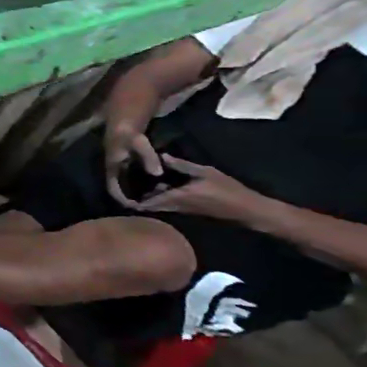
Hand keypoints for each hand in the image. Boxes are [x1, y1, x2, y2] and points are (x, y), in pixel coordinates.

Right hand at [102, 122, 161, 207]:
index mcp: (112, 167)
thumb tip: (158, 173)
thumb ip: (148, 157)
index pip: (112, 189)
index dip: (121, 200)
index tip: (135, 207)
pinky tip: (154, 185)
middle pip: (120, 189)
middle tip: (147, 205)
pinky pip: (133, 178)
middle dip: (132, 198)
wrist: (124, 121)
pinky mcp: (128, 163)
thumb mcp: (139, 143)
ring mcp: (121, 167)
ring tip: (153, 197)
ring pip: (127, 184)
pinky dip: (142, 183)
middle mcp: (114, 169)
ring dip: (137, 191)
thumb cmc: (128, 132)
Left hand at [137, 156, 270, 223]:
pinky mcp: (190, 210)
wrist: (245, 209)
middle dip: (139, 201)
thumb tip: (161, 156)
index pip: (150, 202)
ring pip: (161, 206)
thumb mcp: (204, 172)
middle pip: (152, 206)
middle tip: (124, 192)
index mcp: (177, 198)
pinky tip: (158, 190)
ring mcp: (184, 210)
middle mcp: (177, 207)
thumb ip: (182, 165)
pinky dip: (160, 200)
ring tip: (136, 189)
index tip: (121, 198)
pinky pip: (169, 206)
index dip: (135, 202)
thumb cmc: (226, 189)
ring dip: (149, 200)